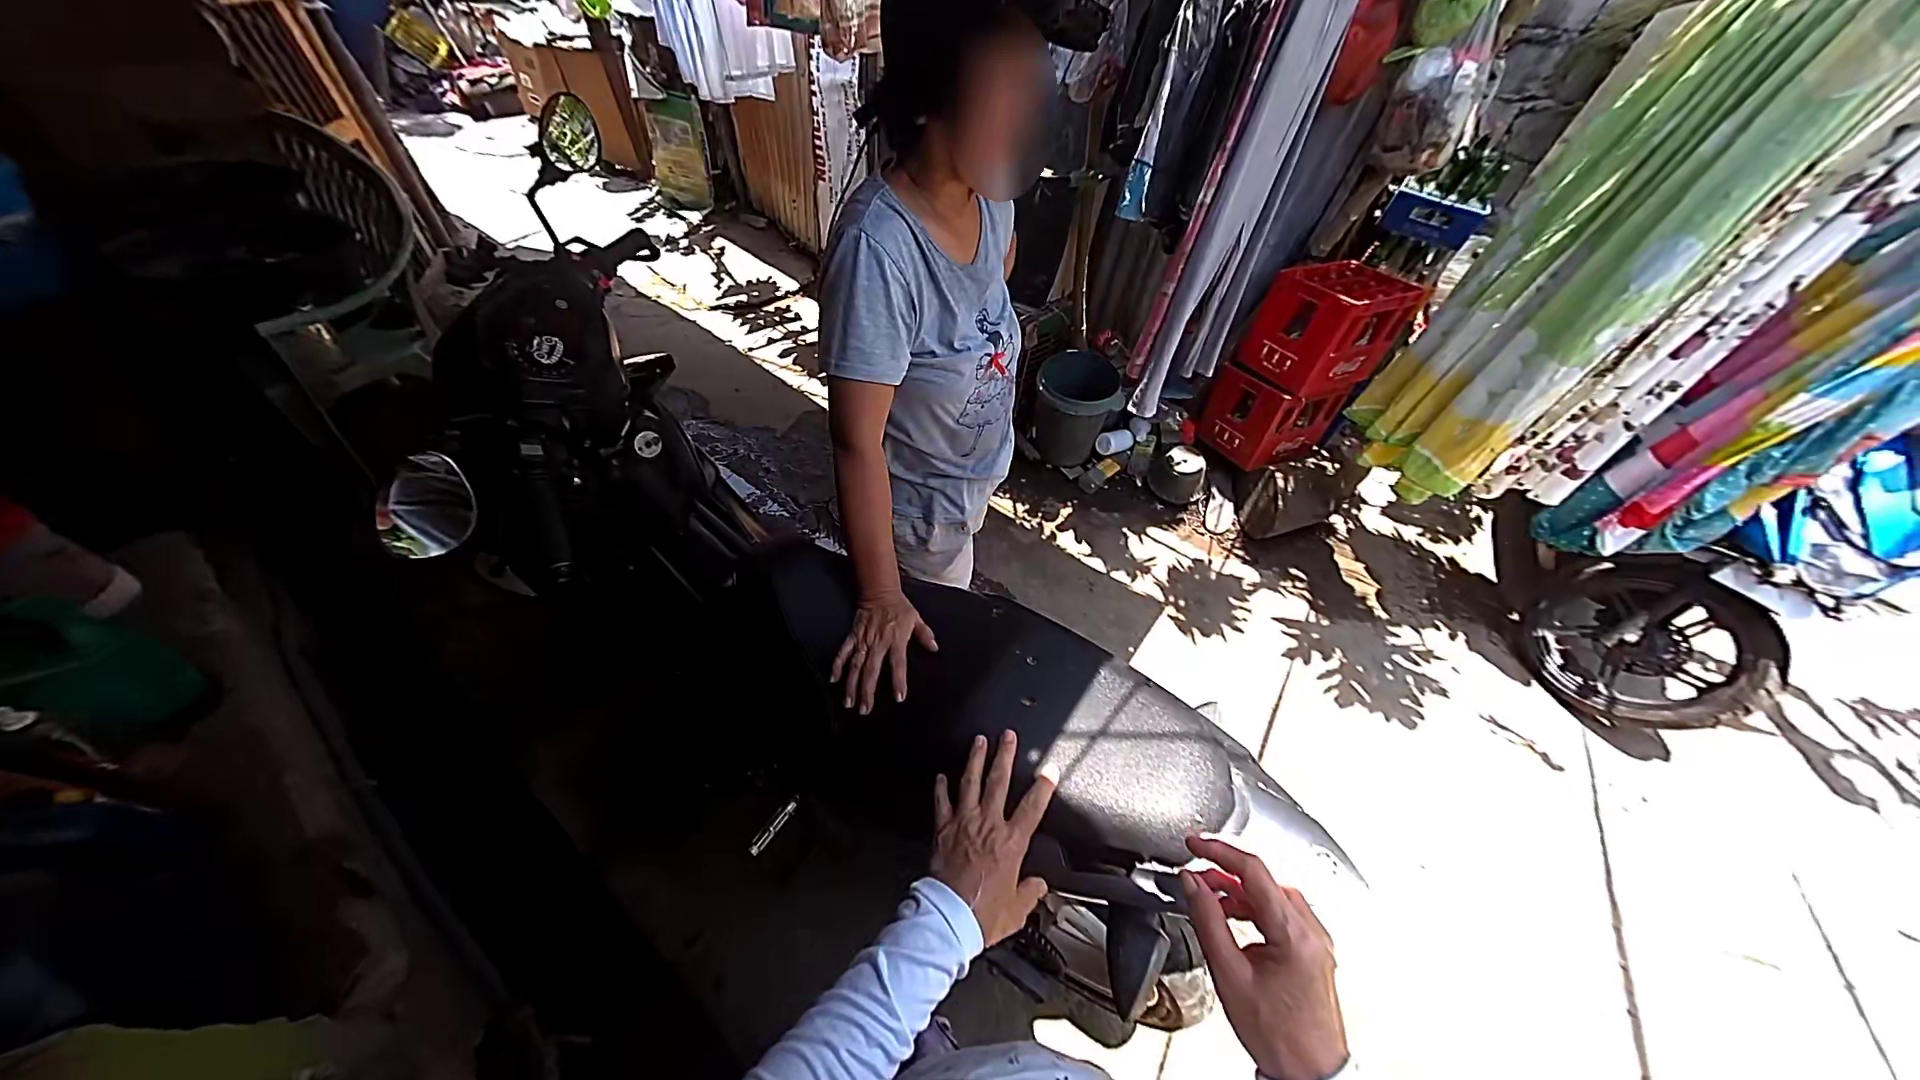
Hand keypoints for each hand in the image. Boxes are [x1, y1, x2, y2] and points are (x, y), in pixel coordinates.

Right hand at [831, 591, 937, 713]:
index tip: (899, 697)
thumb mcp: (916, 619)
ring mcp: (863, 640)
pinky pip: (843, 652)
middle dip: (867, 691)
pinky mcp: (853, 636)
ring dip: (851, 685)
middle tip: (865, 709)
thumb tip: (934, 647)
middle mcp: (878, 642)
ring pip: (856, 666)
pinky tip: (834, 679)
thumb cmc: (899, 607)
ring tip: (849, 702)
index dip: (898, 680)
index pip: (898, 663)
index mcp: (896, 639)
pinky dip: (838, 665)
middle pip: (872, 670)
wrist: (879, 592)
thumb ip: (924, 634)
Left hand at [931, 730, 1056, 945]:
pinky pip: (942, 802)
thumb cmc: (982, 914)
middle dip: (1005, 756)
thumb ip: (1030, 892)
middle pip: (998, 781)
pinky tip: (941, 776)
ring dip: (976, 759)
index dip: (1043, 786)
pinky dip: (941, 788)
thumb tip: (1038, 885)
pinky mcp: (943, 829)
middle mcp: (987, 825)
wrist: (948, 918)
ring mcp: (963, 823)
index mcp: (1010, 842)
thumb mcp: (1017, 909)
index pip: (1032, 806)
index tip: (1050, 769)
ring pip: (970, 782)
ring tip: (979, 741)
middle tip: (1008, 736)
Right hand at [1181, 836, 1346, 1079]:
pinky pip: (1279, 912)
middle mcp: (1311, 931)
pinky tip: (1233, 918)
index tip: (1193, 842)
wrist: (1311, 1076)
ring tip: (1210, 900)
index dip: (1218, 850)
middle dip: (1224, 872)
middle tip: (1195, 876)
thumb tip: (1192, 882)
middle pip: (1262, 879)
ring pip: (1270, 894)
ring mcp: (1315, 940)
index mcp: (1294, 933)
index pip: (1252, 869)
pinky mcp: (1312, 950)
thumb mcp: (1230, 974)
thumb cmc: (1278, 1036)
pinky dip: (1252, 906)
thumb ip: (1207, 919)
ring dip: (1237, 890)